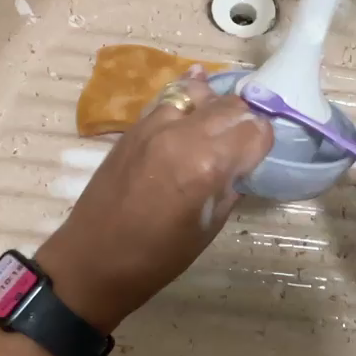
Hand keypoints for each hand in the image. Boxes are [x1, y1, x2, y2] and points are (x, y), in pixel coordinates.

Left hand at [36, 69, 272, 331]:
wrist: (92, 260)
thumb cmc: (156, 257)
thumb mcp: (208, 227)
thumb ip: (230, 186)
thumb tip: (240, 165)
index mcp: (207, 165)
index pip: (255, 131)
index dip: (263, 142)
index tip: (259, 156)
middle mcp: (183, 135)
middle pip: (232, 107)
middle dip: (245, 121)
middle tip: (245, 141)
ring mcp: (156, 125)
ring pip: (201, 94)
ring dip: (217, 107)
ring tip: (220, 125)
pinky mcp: (136, 126)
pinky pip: (169, 97)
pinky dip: (188, 95)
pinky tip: (198, 96)